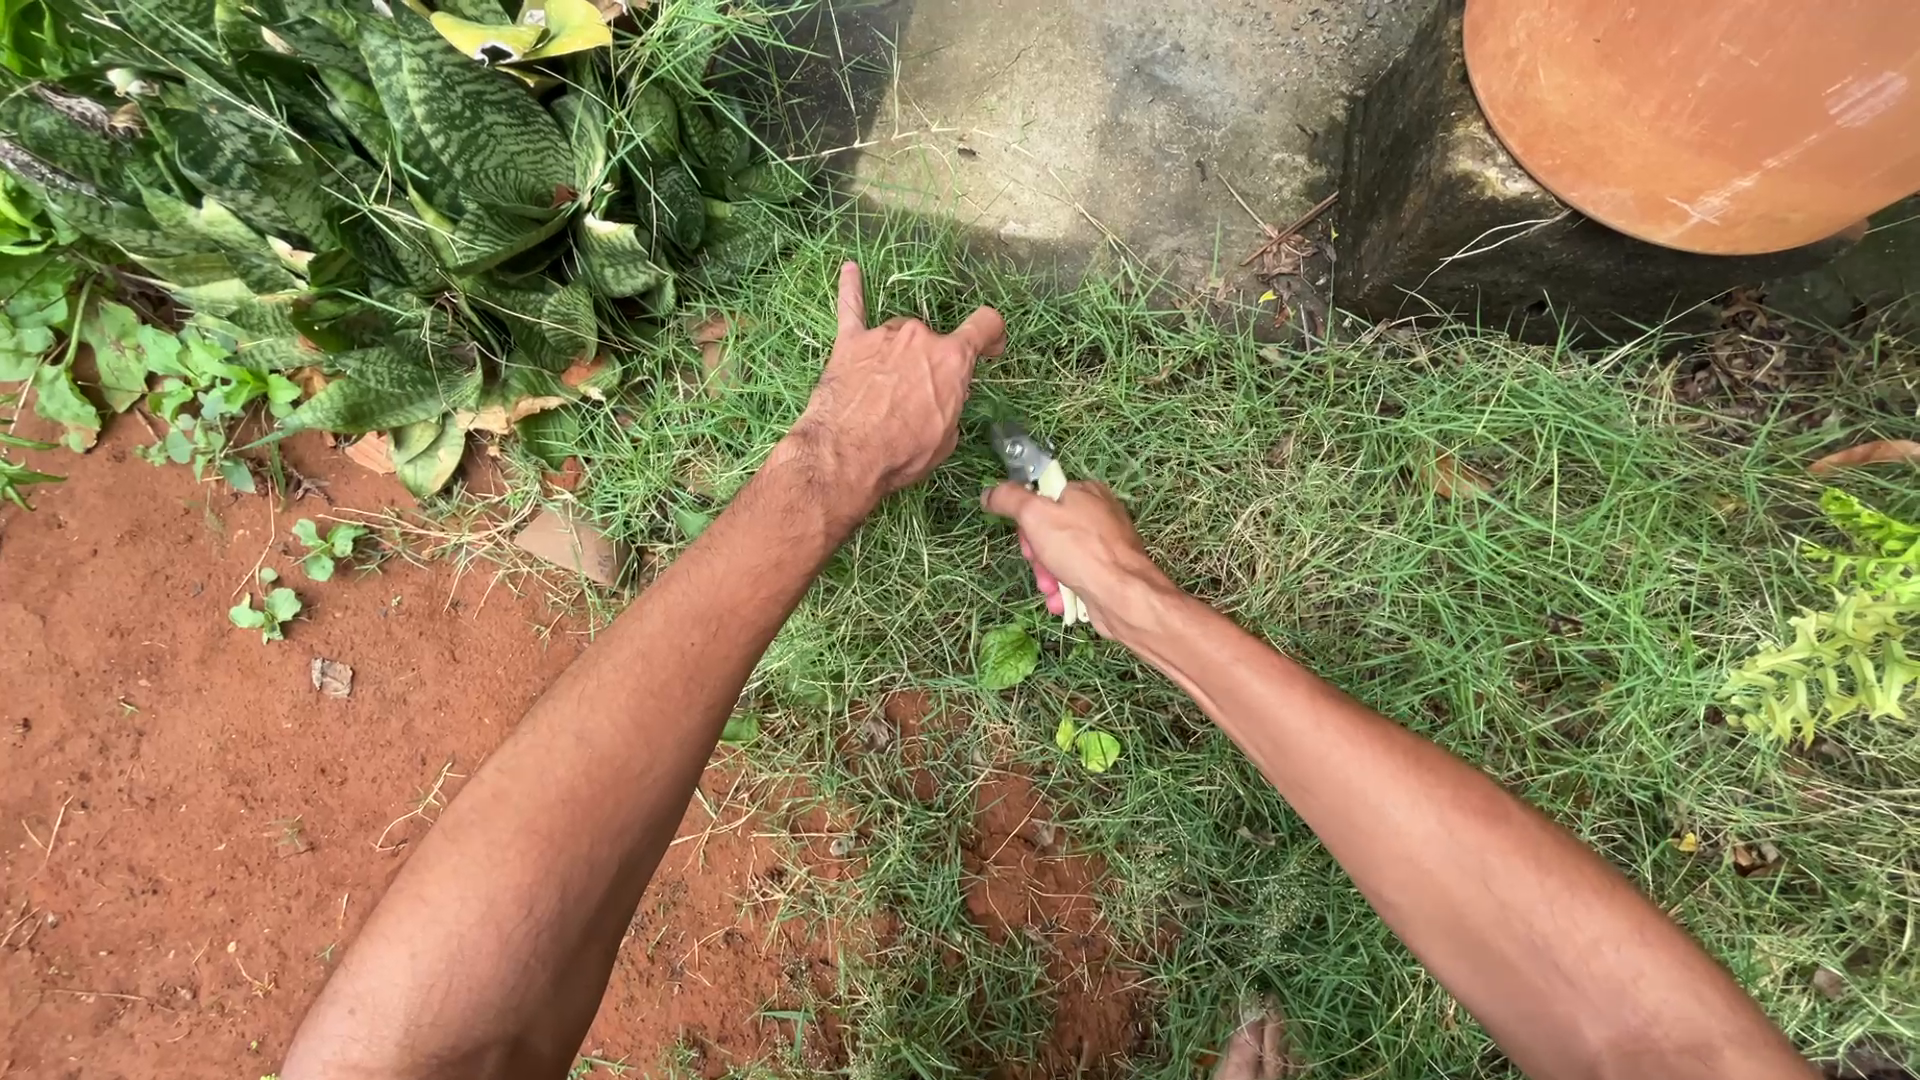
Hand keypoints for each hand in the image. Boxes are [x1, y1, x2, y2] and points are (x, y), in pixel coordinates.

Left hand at [791, 261, 1005, 502]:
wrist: (846, 456)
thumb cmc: (902, 453)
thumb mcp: (945, 438)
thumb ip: (950, 405)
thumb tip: (943, 398)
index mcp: (952, 359)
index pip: (985, 325)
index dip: (992, 335)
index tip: (991, 345)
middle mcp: (920, 337)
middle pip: (933, 339)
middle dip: (930, 364)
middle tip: (918, 398)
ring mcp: (883, 335)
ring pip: (899, 334)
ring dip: (899, 353)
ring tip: (885, 388)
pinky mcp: (849, 342)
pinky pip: (851, 307)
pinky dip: (851, 288)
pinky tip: (851, 270)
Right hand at [981, 479, 1178, 639]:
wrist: (1122, 596)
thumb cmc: (1080, 550)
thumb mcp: (1035, 515)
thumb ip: (1009, 499)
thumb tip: (990, 493)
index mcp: (1084, 491)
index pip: (1042, 496)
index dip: (1027, 520)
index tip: (1026, 538)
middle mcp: (1097, 513)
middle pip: (1048, 529)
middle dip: (1037, 555)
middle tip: (1039, 565)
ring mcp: (1104, 543)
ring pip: (1059, 556)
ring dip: (1047, 576)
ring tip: (1051, 589)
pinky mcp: (1107, 570)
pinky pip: (1075, 574)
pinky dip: (1064, 588)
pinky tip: (1061, 600)